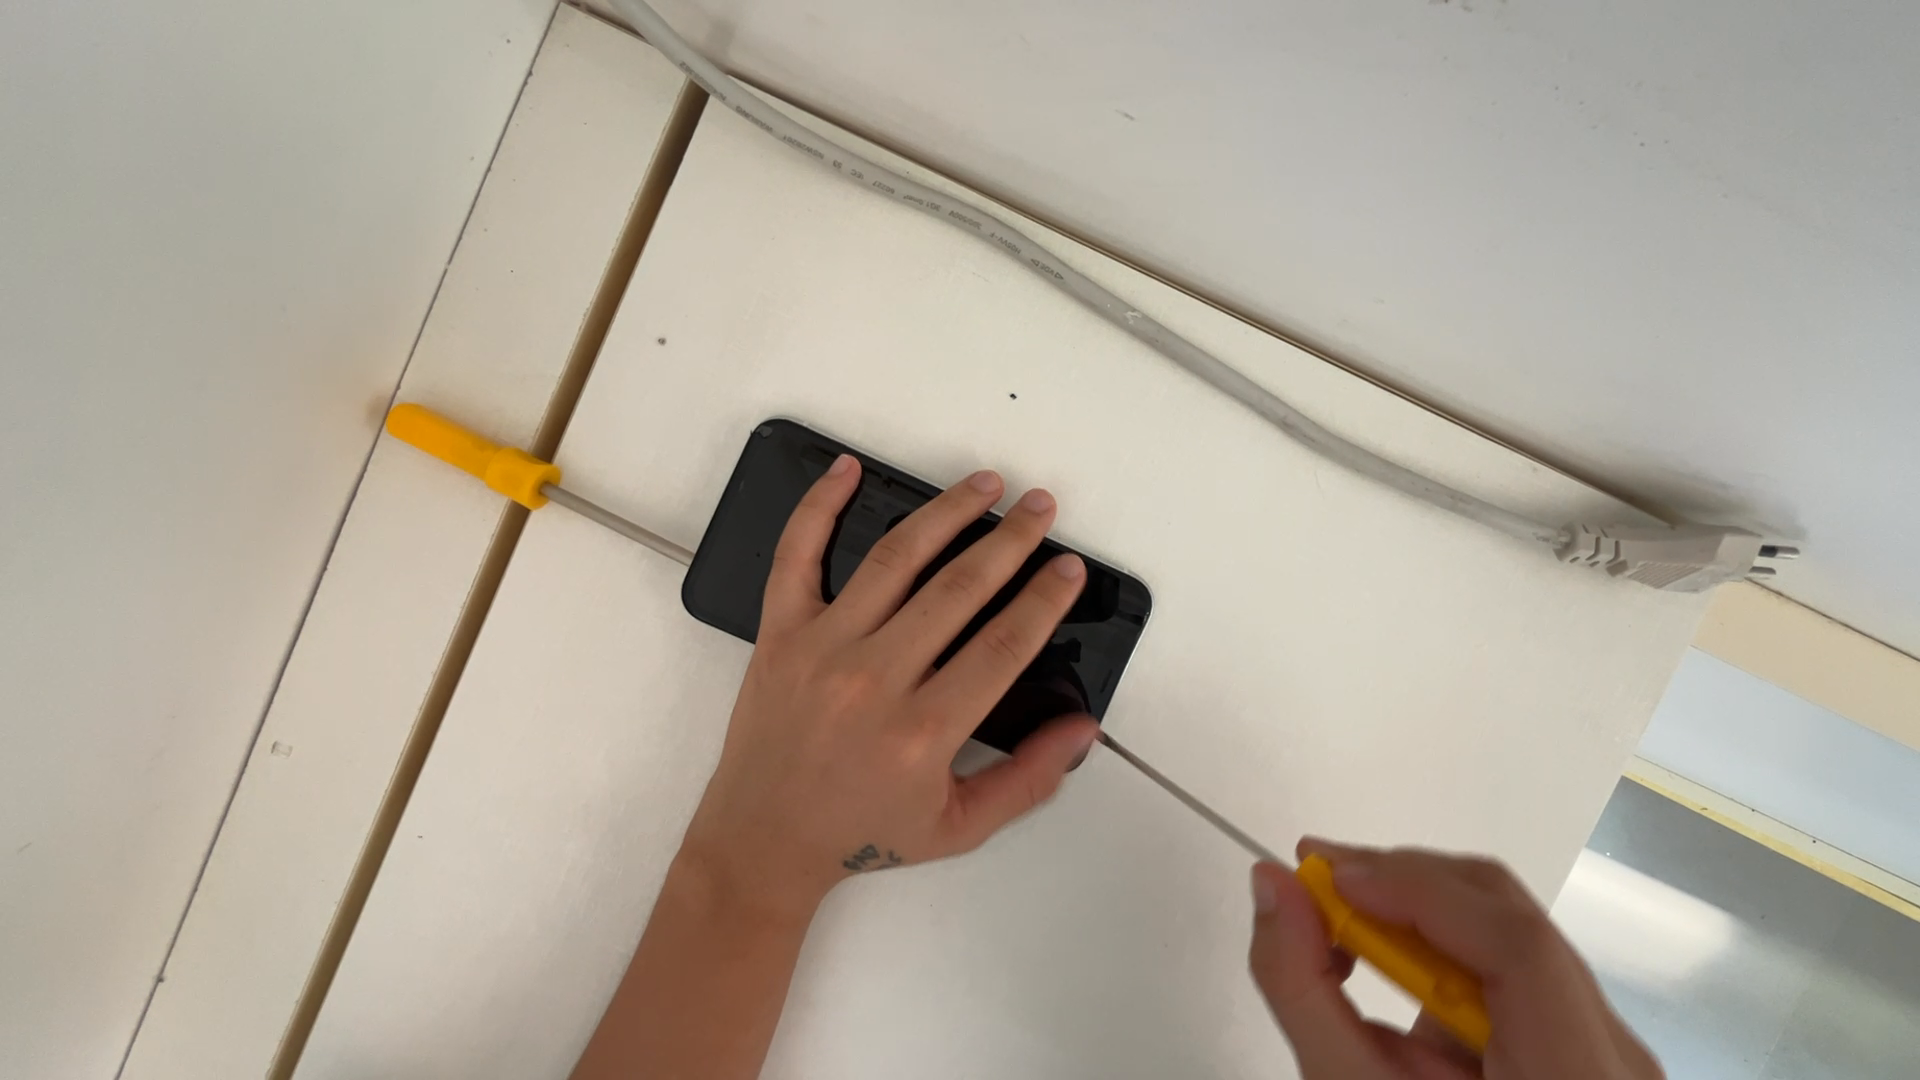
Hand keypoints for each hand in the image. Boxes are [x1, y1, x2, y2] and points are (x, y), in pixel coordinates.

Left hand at [677, 455, 1099, 920]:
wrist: (763, 840)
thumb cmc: (862, 833)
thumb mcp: (959, 825)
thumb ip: (1029, 777)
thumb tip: (1085, 728)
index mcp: (923, 730)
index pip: (1005, 643)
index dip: (1046, 598)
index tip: (1068, 566)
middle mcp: (875, 679)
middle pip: (959, 588)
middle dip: (1011, 539)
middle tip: (1041, 506)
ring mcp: (823, 647)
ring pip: (895, 559)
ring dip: (946, 512)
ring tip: (983, 483)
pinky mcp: (780, 631)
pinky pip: (796, 555)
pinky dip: (819, 507)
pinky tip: (846, 470)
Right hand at [1249, 839, 1661, 1079]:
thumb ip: (1299, 984)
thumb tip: (1269, 878)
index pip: (1519, 949)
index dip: (1418, 893)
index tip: (1327, 879)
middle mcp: (1616, 1057)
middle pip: (1509, 916)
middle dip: (1400, 880)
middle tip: (1315, 877)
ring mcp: (1606, 1044)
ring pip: (1504, 921)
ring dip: (1409, 902)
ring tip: (1336, 920)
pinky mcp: (1580, 1033)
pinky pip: (1504, 950)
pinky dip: (1430, 933)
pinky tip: (1380, 954)